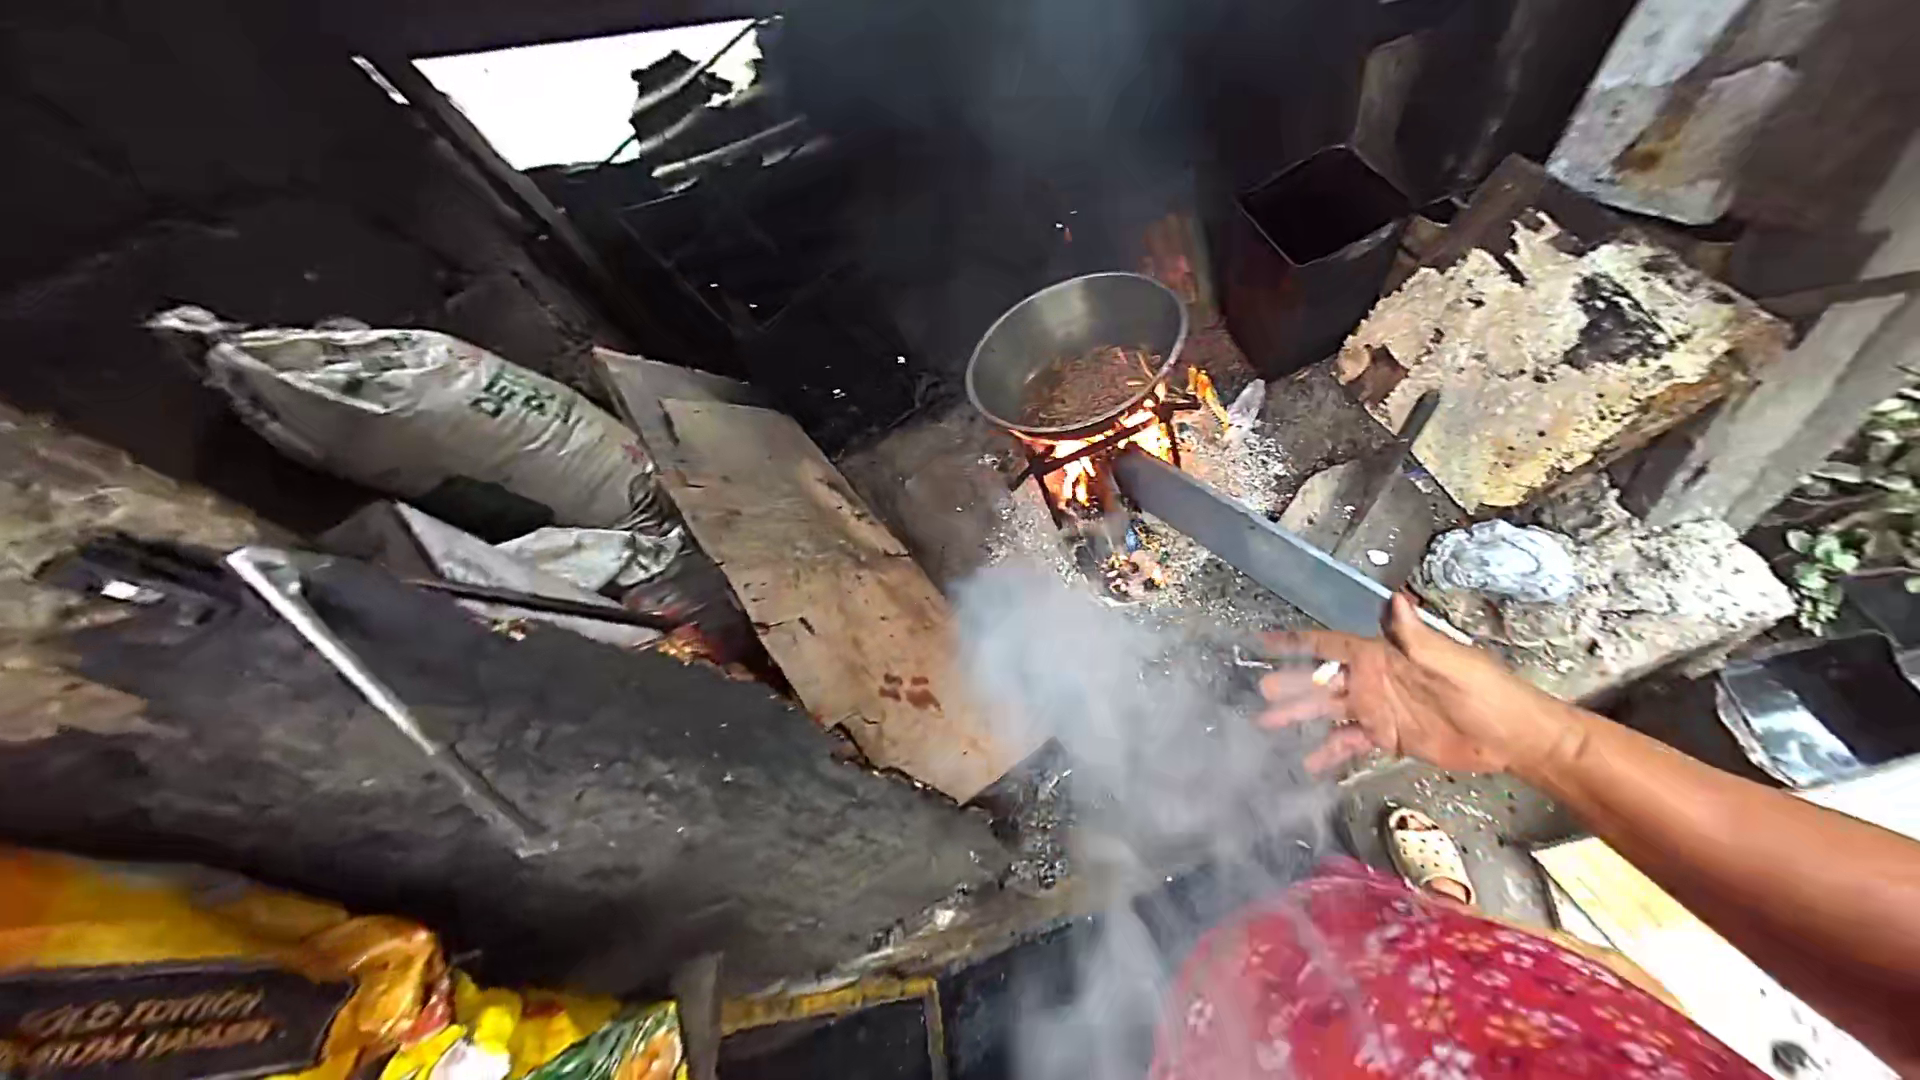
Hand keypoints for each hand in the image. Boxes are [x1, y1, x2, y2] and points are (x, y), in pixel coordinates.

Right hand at [1258, 593, 1588, 775]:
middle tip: (1262, 690)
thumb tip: (1395, 599)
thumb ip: (1415, 636)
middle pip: (1319, 680)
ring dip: (1297, 716)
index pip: (1328, 646)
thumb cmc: (1486, 692)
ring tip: (1267, 723)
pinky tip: (1308, 762)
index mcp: (1378, 657)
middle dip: (1289, 683)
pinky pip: (1348, 743)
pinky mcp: (1385, 737)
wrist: (1517, 737)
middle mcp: (1370, 682)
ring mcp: (1375, 710)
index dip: (1296, 643)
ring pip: (1325, 711)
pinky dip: (1327, 752)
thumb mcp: (1450, 660)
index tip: (1265, 641)